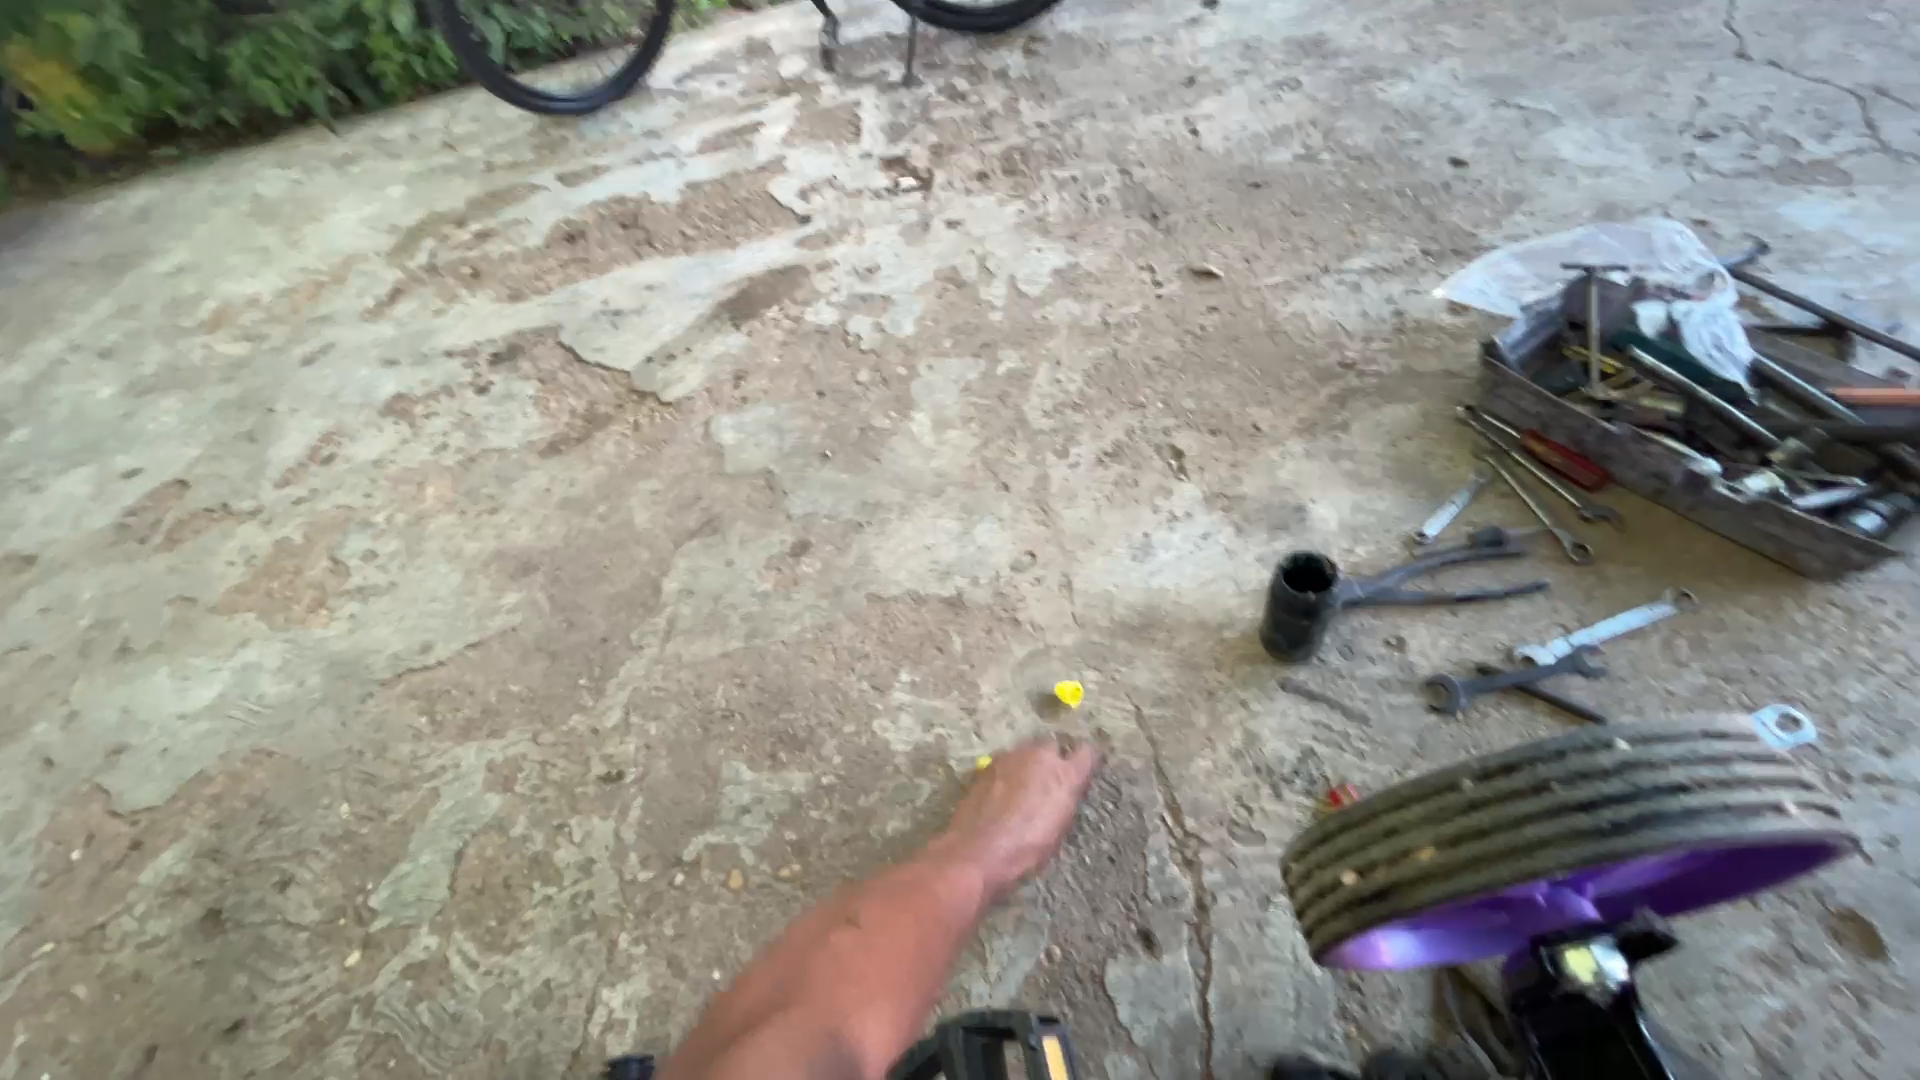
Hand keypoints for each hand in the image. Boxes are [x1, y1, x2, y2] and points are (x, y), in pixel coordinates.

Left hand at [934, 736, 1099, 899]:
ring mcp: (1011, 756)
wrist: (976, 850)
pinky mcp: (988, 763)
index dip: (1083, 763)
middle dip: (1051, 762)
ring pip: (1027, 752)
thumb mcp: (1057, 830)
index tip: (1079, 774)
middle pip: (1052, 748)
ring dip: (1028, 765)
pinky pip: (1006, 762)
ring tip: (1021, 790)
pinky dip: (1008, 772)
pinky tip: (1000, 792)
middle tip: (1046, 785)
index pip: (1086, 753)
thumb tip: (1066, 791)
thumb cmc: (1024, 850)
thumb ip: (1065, 800)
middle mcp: (1039, 756)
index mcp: (1064, 775)